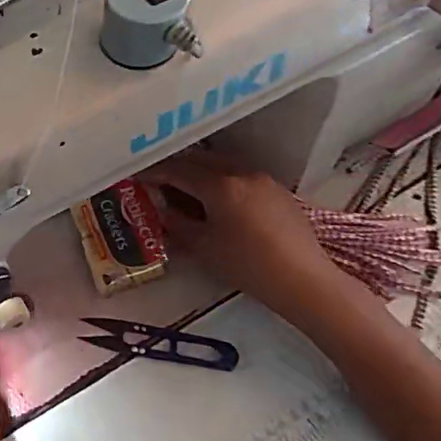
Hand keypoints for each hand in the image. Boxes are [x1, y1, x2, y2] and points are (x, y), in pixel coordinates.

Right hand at [140, 148, 373, 325]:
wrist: (302, 279)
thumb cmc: (247, 265)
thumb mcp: (203, 248)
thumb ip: (178, 224)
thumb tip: (163, 210)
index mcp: (220, 185)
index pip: (179, 170)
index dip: (155, 172)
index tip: (137, 174)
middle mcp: (242, 173)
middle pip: (202, 160)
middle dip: (177, 167)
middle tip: (158, 178)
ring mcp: (264, 180)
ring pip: (224, 166)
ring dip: (201, 172)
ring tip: (185, 187)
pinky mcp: (279, 192)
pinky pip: (241, 177)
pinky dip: (222, 182)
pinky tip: (218, 200)